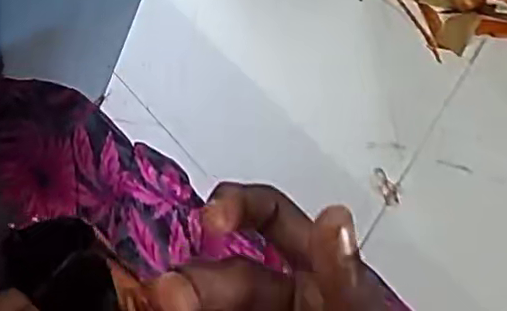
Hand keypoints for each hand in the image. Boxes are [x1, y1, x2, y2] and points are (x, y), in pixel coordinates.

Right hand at [151, 184, 373, 310]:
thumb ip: (345, 281)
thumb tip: (335, 216)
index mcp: (321, 279)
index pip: (270, 216)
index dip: (236, 205)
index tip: (210, 221)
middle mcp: (287, 301)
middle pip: (229, 271)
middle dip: (195, 279)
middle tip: (168, 294)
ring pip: (210, 303)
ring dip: (183, 302)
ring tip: (160, 306)